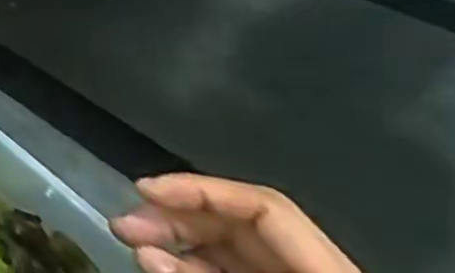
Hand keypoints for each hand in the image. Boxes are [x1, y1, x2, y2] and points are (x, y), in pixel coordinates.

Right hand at [110, 174, 360, 272]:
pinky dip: (193, 268)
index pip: (264, 205)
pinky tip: (161, 266)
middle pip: (239, 224)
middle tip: (123, 227)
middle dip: (175, 220)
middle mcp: (315, 267)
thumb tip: (142, 252)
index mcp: (331, 268)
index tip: (142, 189)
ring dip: (175, 244)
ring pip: (230, 251)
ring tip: (133, 247)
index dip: (199, 189)